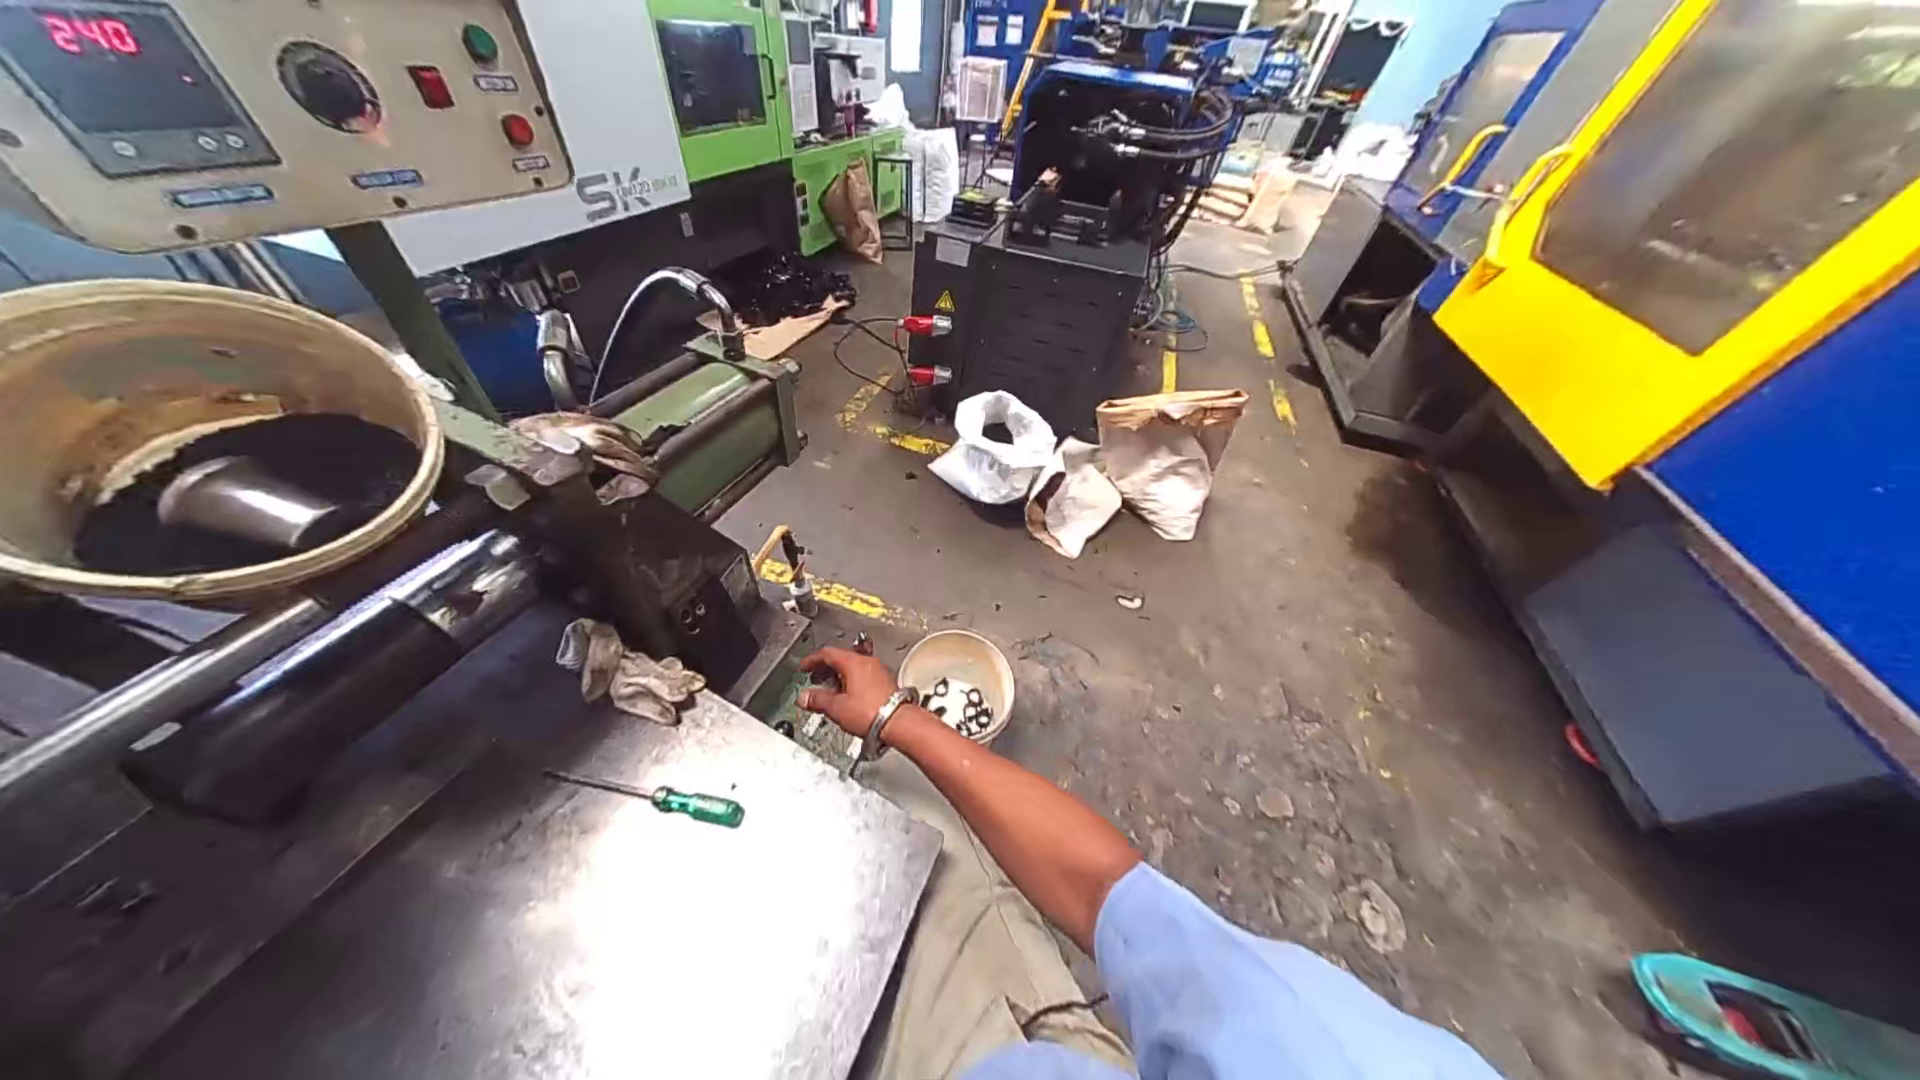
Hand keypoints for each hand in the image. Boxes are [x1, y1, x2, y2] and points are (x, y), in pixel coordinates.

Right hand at [798, 646, 898, 736]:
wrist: (898, 723)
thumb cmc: (872, 712)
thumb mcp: (836, 707)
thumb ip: (818, 700)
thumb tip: (805, 697)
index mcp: (854, 663)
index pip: (828, 653)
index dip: (813, 660)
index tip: (805, 666)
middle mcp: (868, 663)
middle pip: (842, 658)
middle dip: (826, 668)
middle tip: (815, 677)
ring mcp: (879, 671)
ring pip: (854, 667)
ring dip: (840, 676)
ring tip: (830, 690)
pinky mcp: (886, 683)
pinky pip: (864, 676)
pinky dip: (852, 682)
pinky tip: (848, 696)